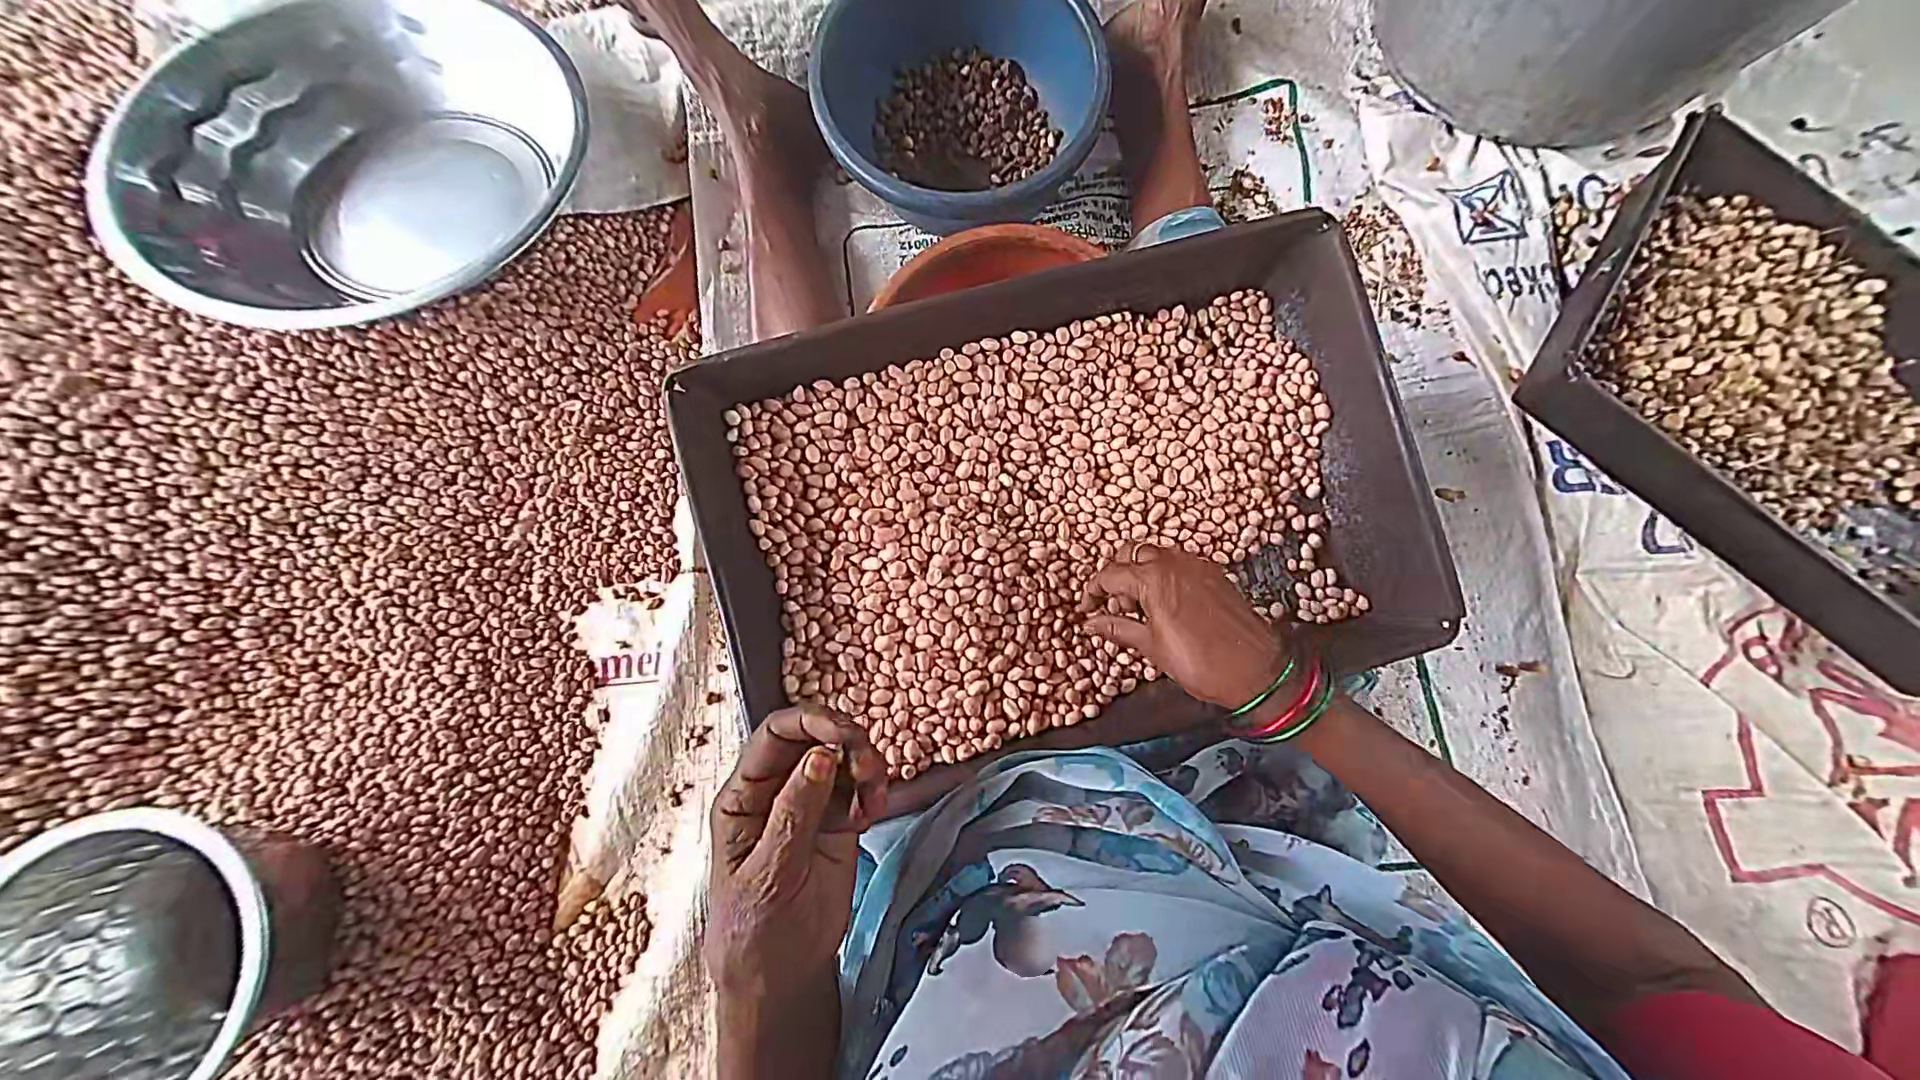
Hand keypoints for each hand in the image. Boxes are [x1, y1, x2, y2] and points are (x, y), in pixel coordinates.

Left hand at [707, 705, 887, 1004]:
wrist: (781, 976)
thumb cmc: (753, 932)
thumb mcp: (768, 876)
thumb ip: (794, 815)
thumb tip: (819, 756)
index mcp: (744, 795)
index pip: (773, 735)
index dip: (808, 721)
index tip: (841, 730)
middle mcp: (777, 788)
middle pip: (814, 737)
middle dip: (846, 740)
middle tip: (868, 762)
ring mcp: (810, 800)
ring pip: (843, 756)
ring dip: (866, 764)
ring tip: (874, 796)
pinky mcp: (838, 816)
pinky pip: (861, 785)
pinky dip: (874, 790)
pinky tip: (871, 813)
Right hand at [1079, 545, 1290, 708]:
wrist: (1255, 672)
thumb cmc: (1204, 663)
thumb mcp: (1151, 647)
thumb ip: (1119, 628)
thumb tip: (1093, 623)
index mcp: (1153, 579)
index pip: (1109, 575)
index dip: (1093, 592)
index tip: (1089, 608)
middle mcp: (1174, 564)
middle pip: (1130, 554)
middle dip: (1116, 576)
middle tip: (1113, 605)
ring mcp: (1196, 566)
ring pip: (1155, 554)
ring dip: (1139, 572)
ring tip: (1139, 607)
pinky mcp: (1213, 575)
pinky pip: (1178, 563)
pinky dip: (1163, 575)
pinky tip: (1163, 603)